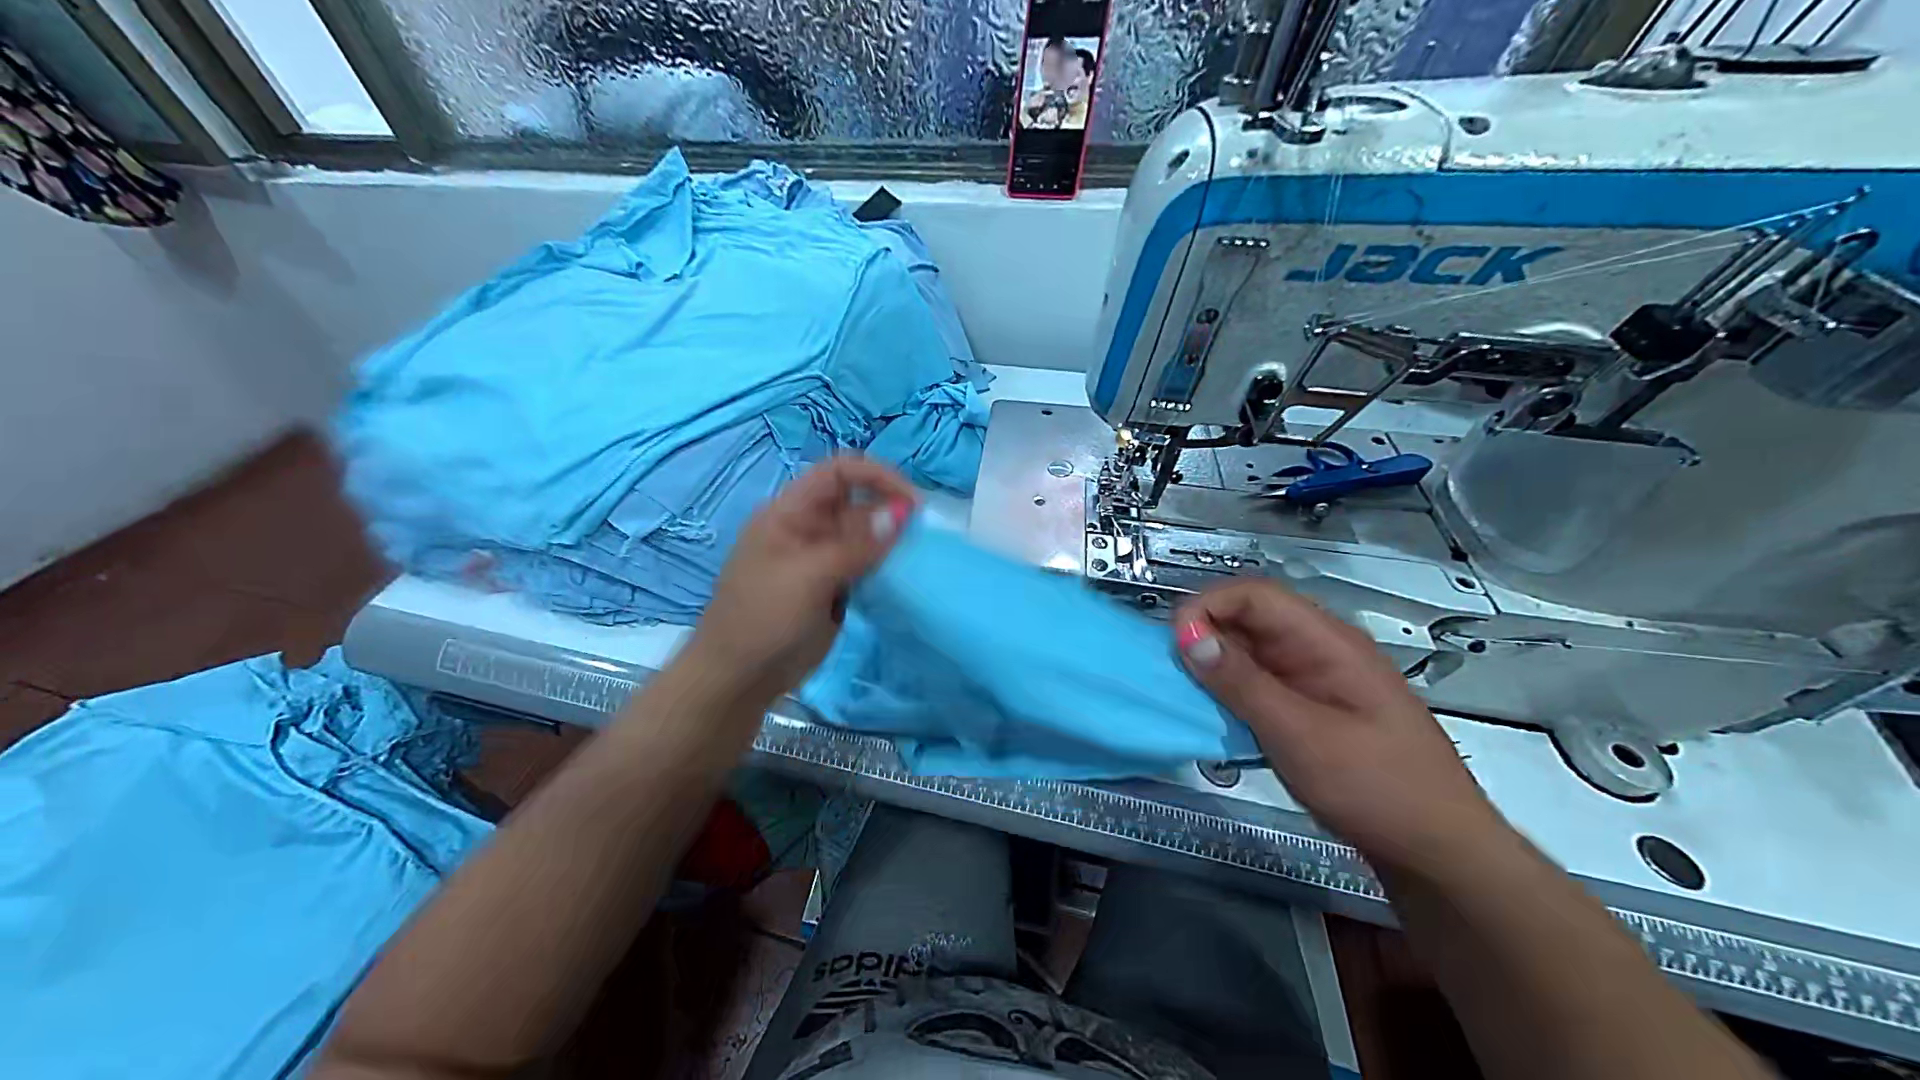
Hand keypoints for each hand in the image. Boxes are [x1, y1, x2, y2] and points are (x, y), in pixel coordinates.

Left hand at [678, 456, 915, 710]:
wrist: (738, 678)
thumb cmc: (763, 618)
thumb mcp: (808, 576)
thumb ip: (856, 545)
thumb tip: (903, 513)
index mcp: (790, 513)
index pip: (837, 473)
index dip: (875, 476)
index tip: (911, 502)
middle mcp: (808, 530)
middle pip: (857, 504)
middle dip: (890, 513)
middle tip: (923, 538)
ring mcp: (821, 561)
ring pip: (866, 538)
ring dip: (892, 543)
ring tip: (919, 557)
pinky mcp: (833, 589)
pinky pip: (866, 568)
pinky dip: (886, 569)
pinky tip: (904, 578)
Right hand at [1173, 581, 1508, 879]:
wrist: (1439, 852)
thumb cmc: (1376, 789)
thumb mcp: (1300, 735)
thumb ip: (1241, 683)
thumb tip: (1188, 635)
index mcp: (1327, 641)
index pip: (1255, 595)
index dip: (1208, 606)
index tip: (1173, 643)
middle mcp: (1320, 649)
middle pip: (1251, 618)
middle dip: (1205, 635)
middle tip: (1172, 671)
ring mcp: (1317, 679)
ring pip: (1252, 650)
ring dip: (1215, 665)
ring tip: (1186, 693)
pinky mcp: (1312, 707)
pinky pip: (1261, 682)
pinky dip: (1231, 690)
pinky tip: (1216, 714)